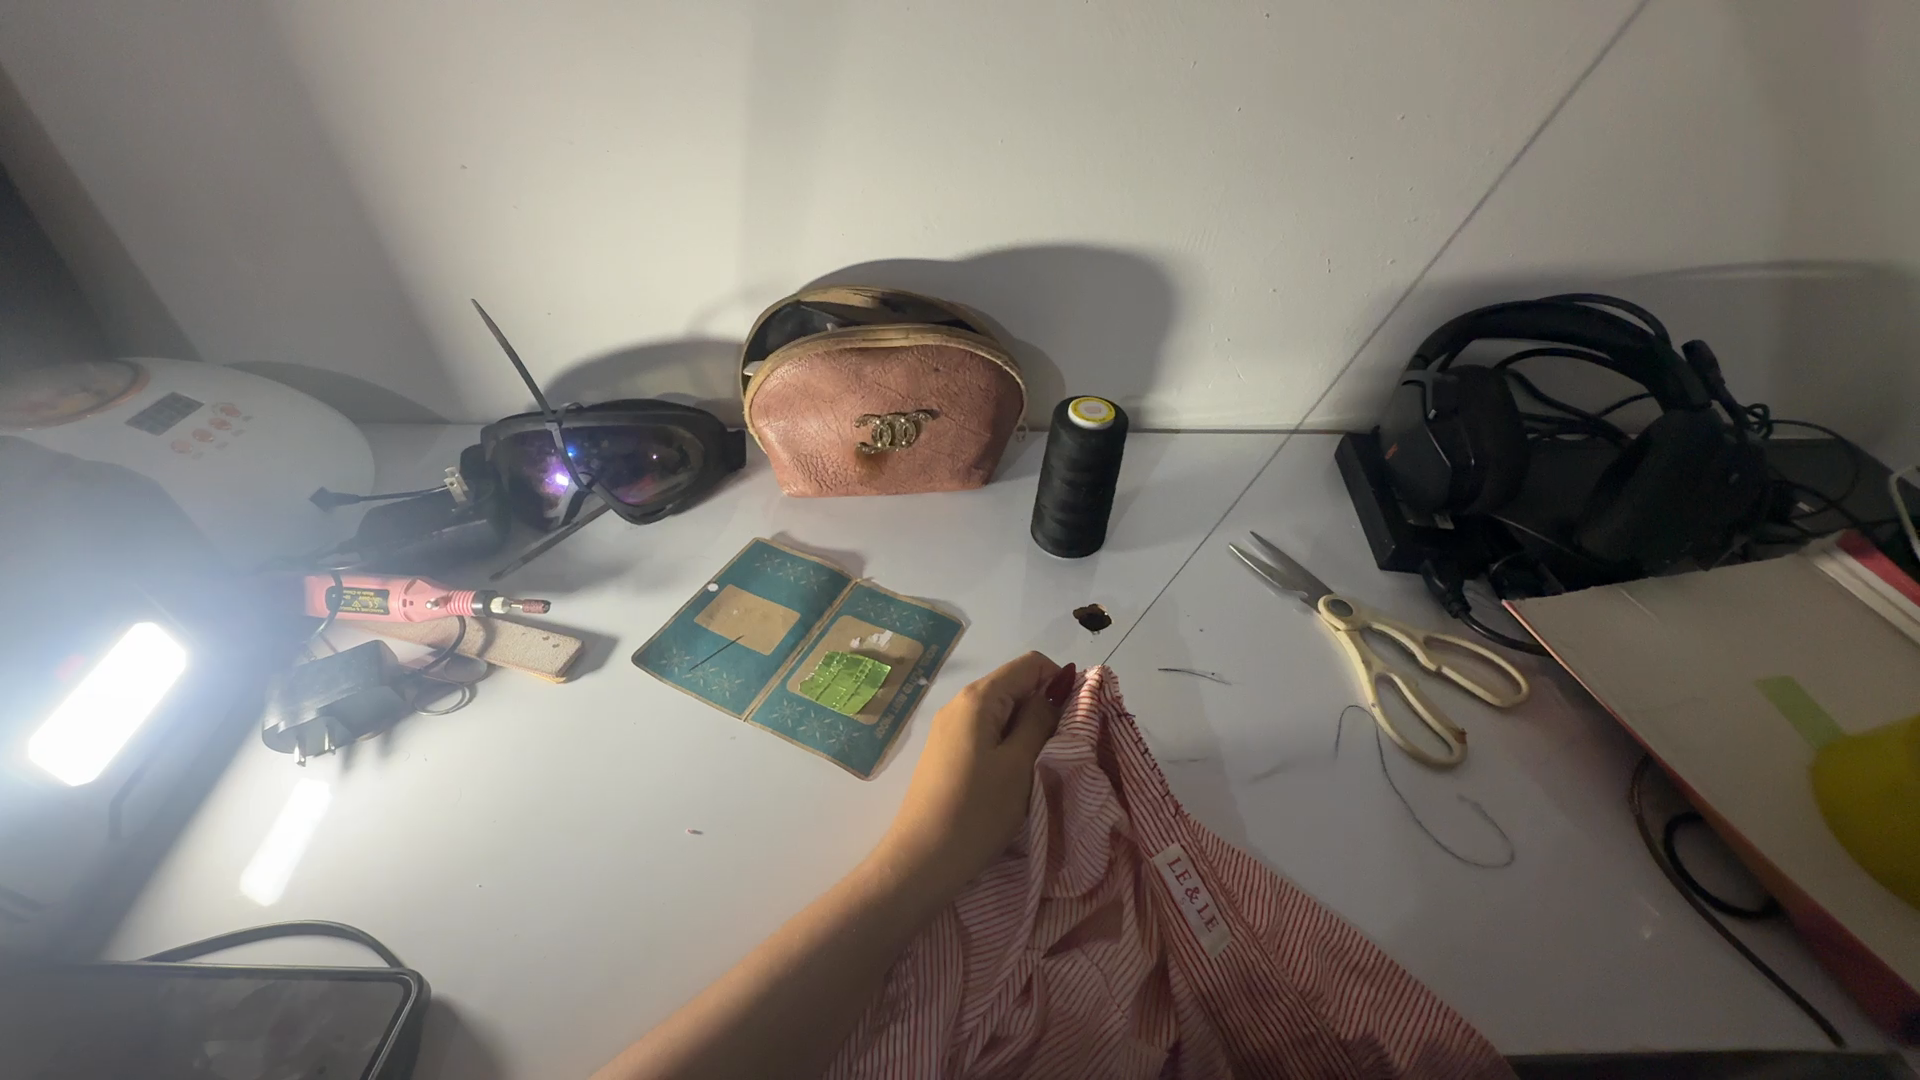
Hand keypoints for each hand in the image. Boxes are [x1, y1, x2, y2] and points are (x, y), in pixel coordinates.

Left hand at [873, 652, 1076, 900]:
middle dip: (1045, 708)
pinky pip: (987, 733)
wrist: (922, 861)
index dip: (1061, 682)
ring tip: (1042, 766)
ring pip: (1002, 712)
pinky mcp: (947, 752)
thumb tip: (1058, 686)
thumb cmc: (976, 811)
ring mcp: (950, 728)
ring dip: (1028, 730)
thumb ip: (1041, 719)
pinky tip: (1015, 777)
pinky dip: (1008, 745)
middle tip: (1064, 749)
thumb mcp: (1020, 764)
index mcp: (978, 697)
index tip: (1079, 717)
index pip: (1030, 665)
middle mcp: (960, 703)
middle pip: (1015, 686)